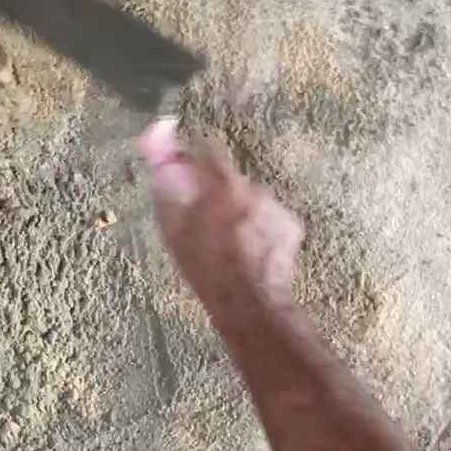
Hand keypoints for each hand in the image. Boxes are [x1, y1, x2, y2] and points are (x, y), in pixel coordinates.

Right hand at [137, 119, 304, 317]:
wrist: (248, 302)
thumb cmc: (207, 268)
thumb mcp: (175, 232)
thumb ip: (166, 192)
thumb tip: (159, 166)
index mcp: (221, 186)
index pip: (206, 149)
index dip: (193, 153)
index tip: (185, 161)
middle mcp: (252, 189)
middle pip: (228, 178)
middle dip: (216, 192)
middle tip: (204, 218)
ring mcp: (275, 206)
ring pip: (249, 199)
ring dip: (238, 211)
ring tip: (227, 240)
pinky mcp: (290, 224)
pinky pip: (267, 216)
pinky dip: (257, 226)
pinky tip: (247, 249)